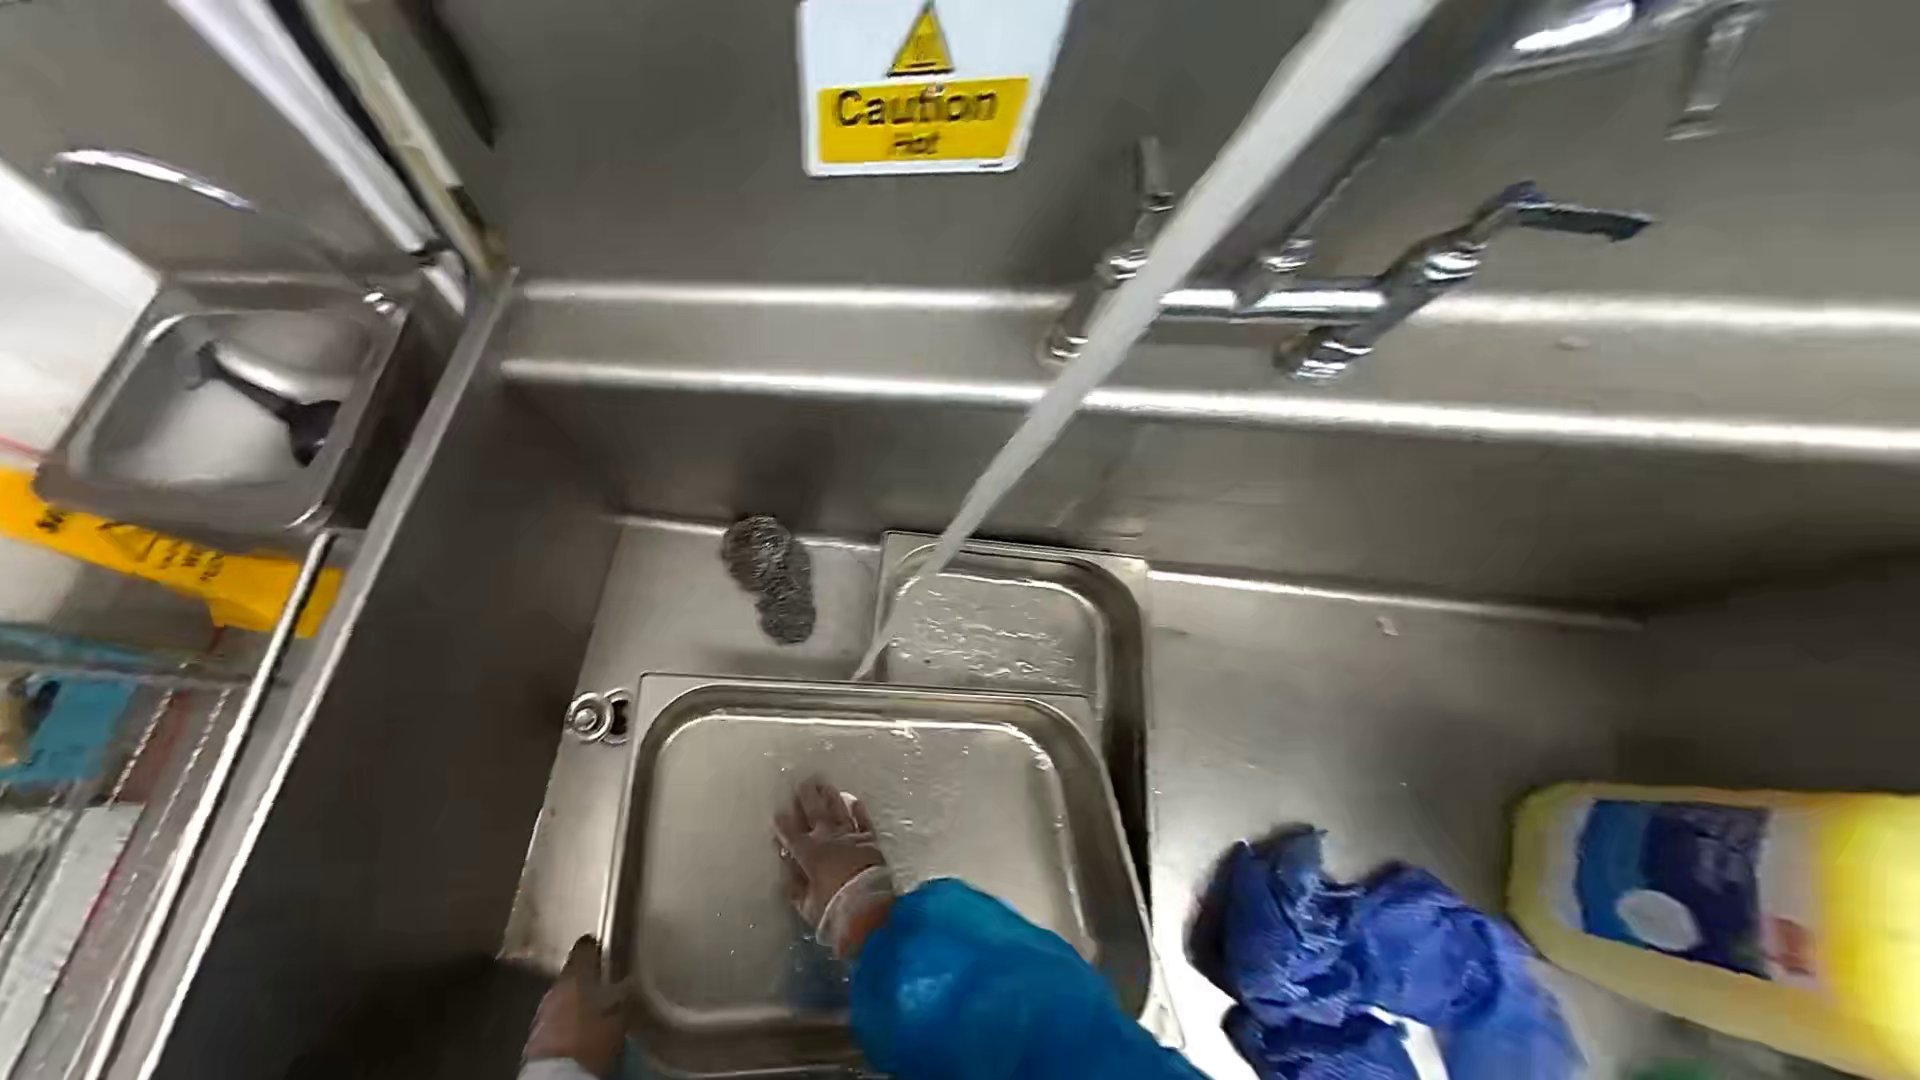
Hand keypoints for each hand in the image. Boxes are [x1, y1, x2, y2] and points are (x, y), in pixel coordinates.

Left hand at [524, 936, 628, 1076]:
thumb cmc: (590, 1039)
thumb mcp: (619, 1015)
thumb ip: (624, 995)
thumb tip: (630, 983)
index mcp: (574, 976)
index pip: (584, 948)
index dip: (597, 945)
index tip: (608, 945)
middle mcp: (553, 990)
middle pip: (572, 974)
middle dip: (587, 977)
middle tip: (606, 982)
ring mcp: (540, 1014)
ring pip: (562, 997)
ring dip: (575, 999)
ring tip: (594, 1007)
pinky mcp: (533, 1038)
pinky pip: (554, 1018)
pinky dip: (566, 1018)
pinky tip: (580, 1027)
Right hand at [773, 778, 894, 957]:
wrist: (869, 909)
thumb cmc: (834, 910)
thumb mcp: (807, 906)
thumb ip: (795, 888)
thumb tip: (786, 875)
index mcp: (809, 854)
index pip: (791, 835)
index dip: (783, 824)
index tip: (777, 813)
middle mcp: (829, 839)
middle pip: (815, 813)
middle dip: (806, 798)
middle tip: (802, 783)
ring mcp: (851, 836)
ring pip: (838, 810)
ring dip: (830, 797)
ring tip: (824, 784)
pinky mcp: (870, 839)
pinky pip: (862, 820)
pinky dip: (857, 809)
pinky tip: (853, 799)